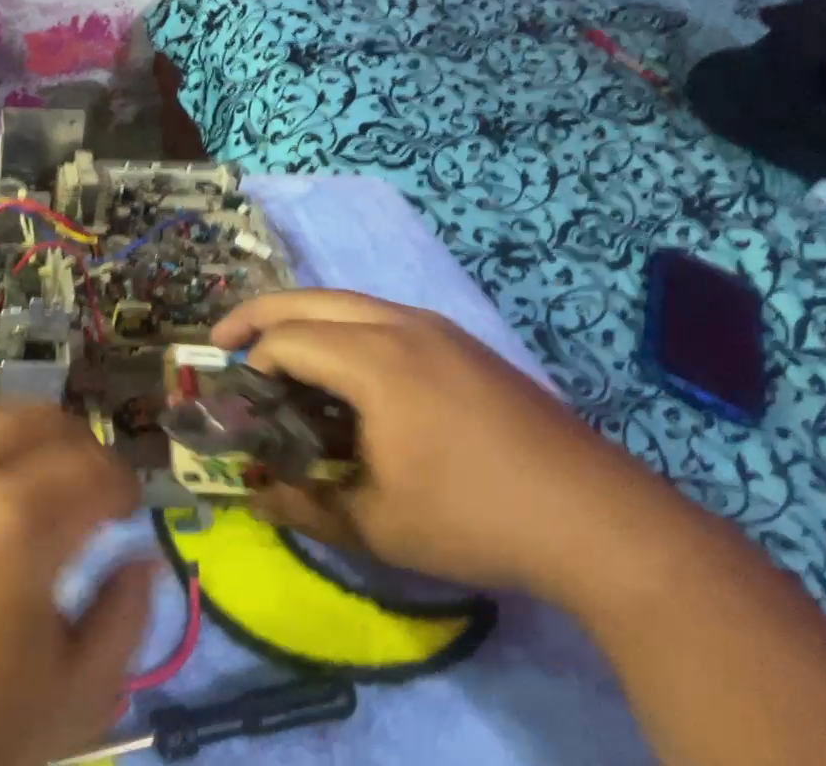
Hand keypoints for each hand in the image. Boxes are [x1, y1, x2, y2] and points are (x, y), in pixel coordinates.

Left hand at [0, 404, 152, 765]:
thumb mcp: (76, 697)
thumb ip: (124, 617)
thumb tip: (139, 560)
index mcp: (16, 522)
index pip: (94, 467)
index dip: (123, 483)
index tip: (127, 511)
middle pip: (37, 418)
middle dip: (78, 443)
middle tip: (89, 486)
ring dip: (22, 452)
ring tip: (29, 501)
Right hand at [213, 289, 646, 593]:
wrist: (602, 524)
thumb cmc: (475, 520)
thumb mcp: (374, 526)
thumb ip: (303, 505)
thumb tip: (252, 498)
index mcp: (376, 362)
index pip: (286, 340)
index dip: (248, 364)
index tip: (231, 398)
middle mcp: (404, 327)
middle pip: (311, 300)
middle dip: (259, 315)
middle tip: (223, 339)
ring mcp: (442, 331)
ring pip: (351, 303)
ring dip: (305, 320)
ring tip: (277, 353)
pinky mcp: (468, 347)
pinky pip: (385, 319)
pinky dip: (345, 330)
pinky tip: (345, 372)